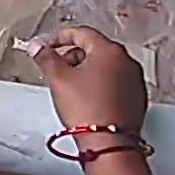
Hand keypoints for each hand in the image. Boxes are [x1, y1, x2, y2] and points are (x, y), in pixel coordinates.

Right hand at [27, 27, 147, 137]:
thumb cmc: (87, 109)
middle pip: (94, 48)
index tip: (47, 45)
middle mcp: (127, 61)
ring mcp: (134, 79)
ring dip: (85, 70)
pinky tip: (85, 98)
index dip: (59, 37)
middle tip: (55, 68)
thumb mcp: (58, 78)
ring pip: (105, 66)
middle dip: (72, 55)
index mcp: (109, 51)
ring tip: (69, 86)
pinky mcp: (136, 97)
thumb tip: (38, 46)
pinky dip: (98, 84)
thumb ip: (46, 57)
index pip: (81, 33)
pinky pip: (113, 82)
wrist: (108, 141)